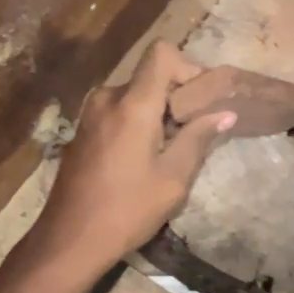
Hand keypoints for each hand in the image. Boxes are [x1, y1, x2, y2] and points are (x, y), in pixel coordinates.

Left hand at [29, 42, 235, 275]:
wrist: (68, 240)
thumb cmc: (126, 211)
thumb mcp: (173, 179)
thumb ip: (198, 138)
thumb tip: (225, 113)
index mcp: (132, 104)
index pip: (161, 53)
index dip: (187, 67)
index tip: (200, 101)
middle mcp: (108, 97)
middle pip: (150, 75)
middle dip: (176, 96)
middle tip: (194, 132)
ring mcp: (91, 112)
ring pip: (135, 93)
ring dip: (157, 111)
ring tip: (170, 150)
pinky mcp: (84, 128)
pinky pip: (119, 109)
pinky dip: (138, 121)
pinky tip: (143, 158)